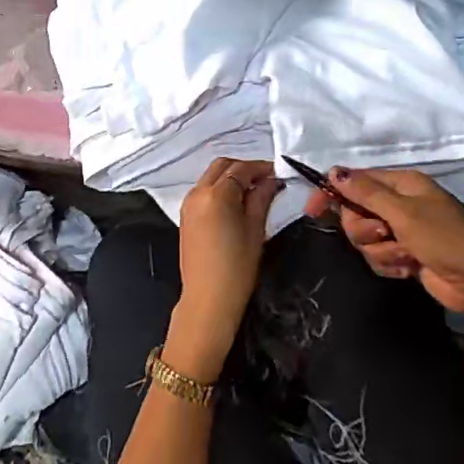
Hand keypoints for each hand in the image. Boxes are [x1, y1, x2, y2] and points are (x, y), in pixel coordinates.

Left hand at [170, 158, 281, 381]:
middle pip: (222, 166)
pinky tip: (236, 203)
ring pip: (211, 177)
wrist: (208, 298)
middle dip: (244, 168)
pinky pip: (203, 191)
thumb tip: (271, 181)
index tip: (278, 173)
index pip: (241, 169)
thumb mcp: (255, 229)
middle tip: (266, 180)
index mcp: (216, 194)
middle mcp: (197, 193)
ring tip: (254, 191)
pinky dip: (219, 189)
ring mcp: (188, 204)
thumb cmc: (237, 267)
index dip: (261, 168)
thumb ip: (261, 199)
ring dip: (231, 177)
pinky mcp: (185, 215)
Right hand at [307, 167, 463, 324]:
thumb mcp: (404, 212)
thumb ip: (365, 193)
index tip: (313, 209)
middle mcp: (399, 205)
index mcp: (401, 185)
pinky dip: (389, 264)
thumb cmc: (449, 238)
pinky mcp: (405, 256)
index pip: (354, 181)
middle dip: (363, 229)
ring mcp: (401, 232)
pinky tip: (408, 268)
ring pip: (364, 239)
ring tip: (405, 254)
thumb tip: (333, 171)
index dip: (332, 193)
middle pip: (354, 213)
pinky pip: (377, 257)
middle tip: (383, 234)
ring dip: (380, 250)